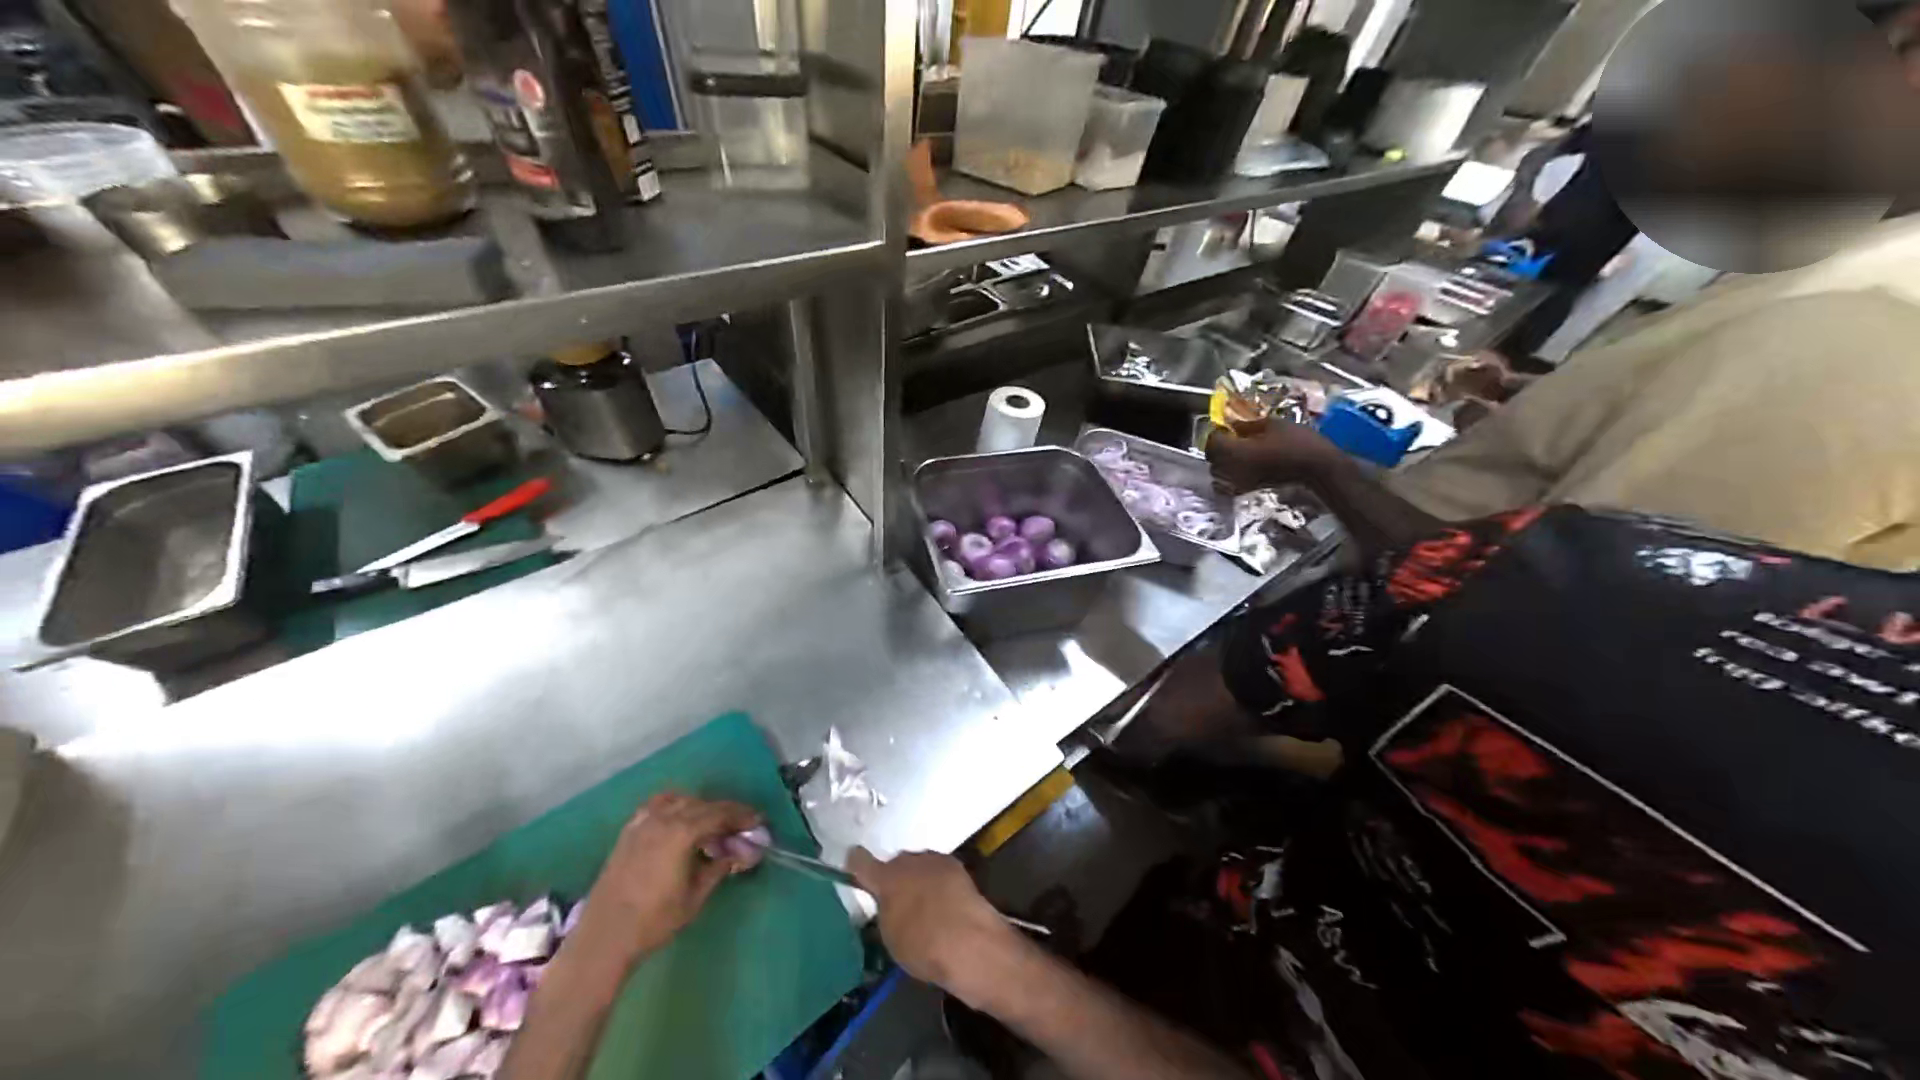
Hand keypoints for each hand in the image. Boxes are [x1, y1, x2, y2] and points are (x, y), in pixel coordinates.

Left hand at [585, 792, 761, 955]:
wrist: (604, 937)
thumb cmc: (655, 920)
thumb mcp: (696, 895)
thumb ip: (720, 867)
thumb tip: (741, 853)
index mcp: (681, 832)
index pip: (720, 813)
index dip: (742, 816)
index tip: (757, 821)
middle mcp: (662, 819)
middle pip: (702, 805)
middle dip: (724, 812)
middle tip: (739, 826)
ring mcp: (642, 823)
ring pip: (679, 801)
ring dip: (700, 808)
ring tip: (711, 825)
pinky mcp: (628, 832)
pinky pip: (657, 807)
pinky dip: (674, 807)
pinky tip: (679, 822)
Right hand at [849, 848, 1021, 1004]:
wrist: (970, 944)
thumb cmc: (924, 949)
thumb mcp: (891, 938)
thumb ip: (884, 912)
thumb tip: (888, 903)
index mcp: (885, 879)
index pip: (860, 861)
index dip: (856, 866)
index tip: (856, 872)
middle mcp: (908, 861)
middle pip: (894, 864)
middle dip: (896, 879)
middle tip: (900, 903)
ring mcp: (934, 860)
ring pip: (918, 865)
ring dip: (918, 878)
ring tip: (927, 905)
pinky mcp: (956, 865)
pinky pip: (938, 869)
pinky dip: (938, 881)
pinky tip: (946, 901)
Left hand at [1205, 420, 1343, 492]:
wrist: (1318, 469)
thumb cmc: (1298, 442)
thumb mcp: (1273, 424)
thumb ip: (1247, 424)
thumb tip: (1232, 424)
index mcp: (1236, 452)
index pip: (1212, 442)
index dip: (1217, 432)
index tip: (1227, 426)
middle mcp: (1231, 470)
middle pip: (1212, 458)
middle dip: (1217, 447)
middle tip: (1230, 437)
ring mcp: (1239, 483)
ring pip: (1218, 472)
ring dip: (1222, 461)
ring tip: (1237, 451)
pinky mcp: (1248, 491)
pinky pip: (1228, 484)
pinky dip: (1230, 474)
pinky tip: (1243, 465)